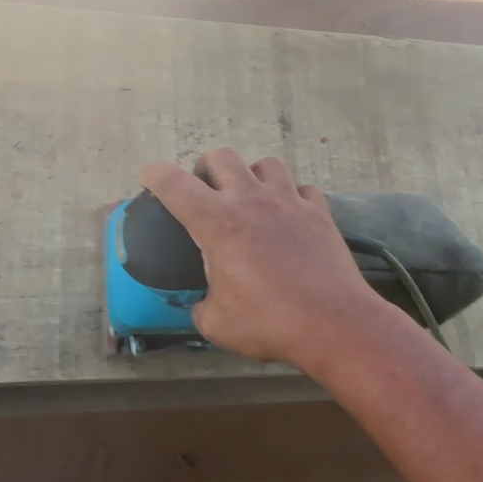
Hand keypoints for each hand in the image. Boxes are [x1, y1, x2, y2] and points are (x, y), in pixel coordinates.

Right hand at [139, 149, 414, 366]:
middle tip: (205, 192)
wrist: (332, 323)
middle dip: (206, 169)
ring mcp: (288, 201)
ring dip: (251, 176)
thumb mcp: (216, 324)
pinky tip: (289, 216)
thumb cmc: (269, 323)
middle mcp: (250, 200)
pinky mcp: (319, 212)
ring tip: (250, 199)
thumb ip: (201, 307)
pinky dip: (291, 197)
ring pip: (265, 164)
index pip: (174, 183)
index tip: (149, 178)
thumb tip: (202, 305)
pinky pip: (302, 189)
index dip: (155, 174)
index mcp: (216, 222)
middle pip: (221, 157)